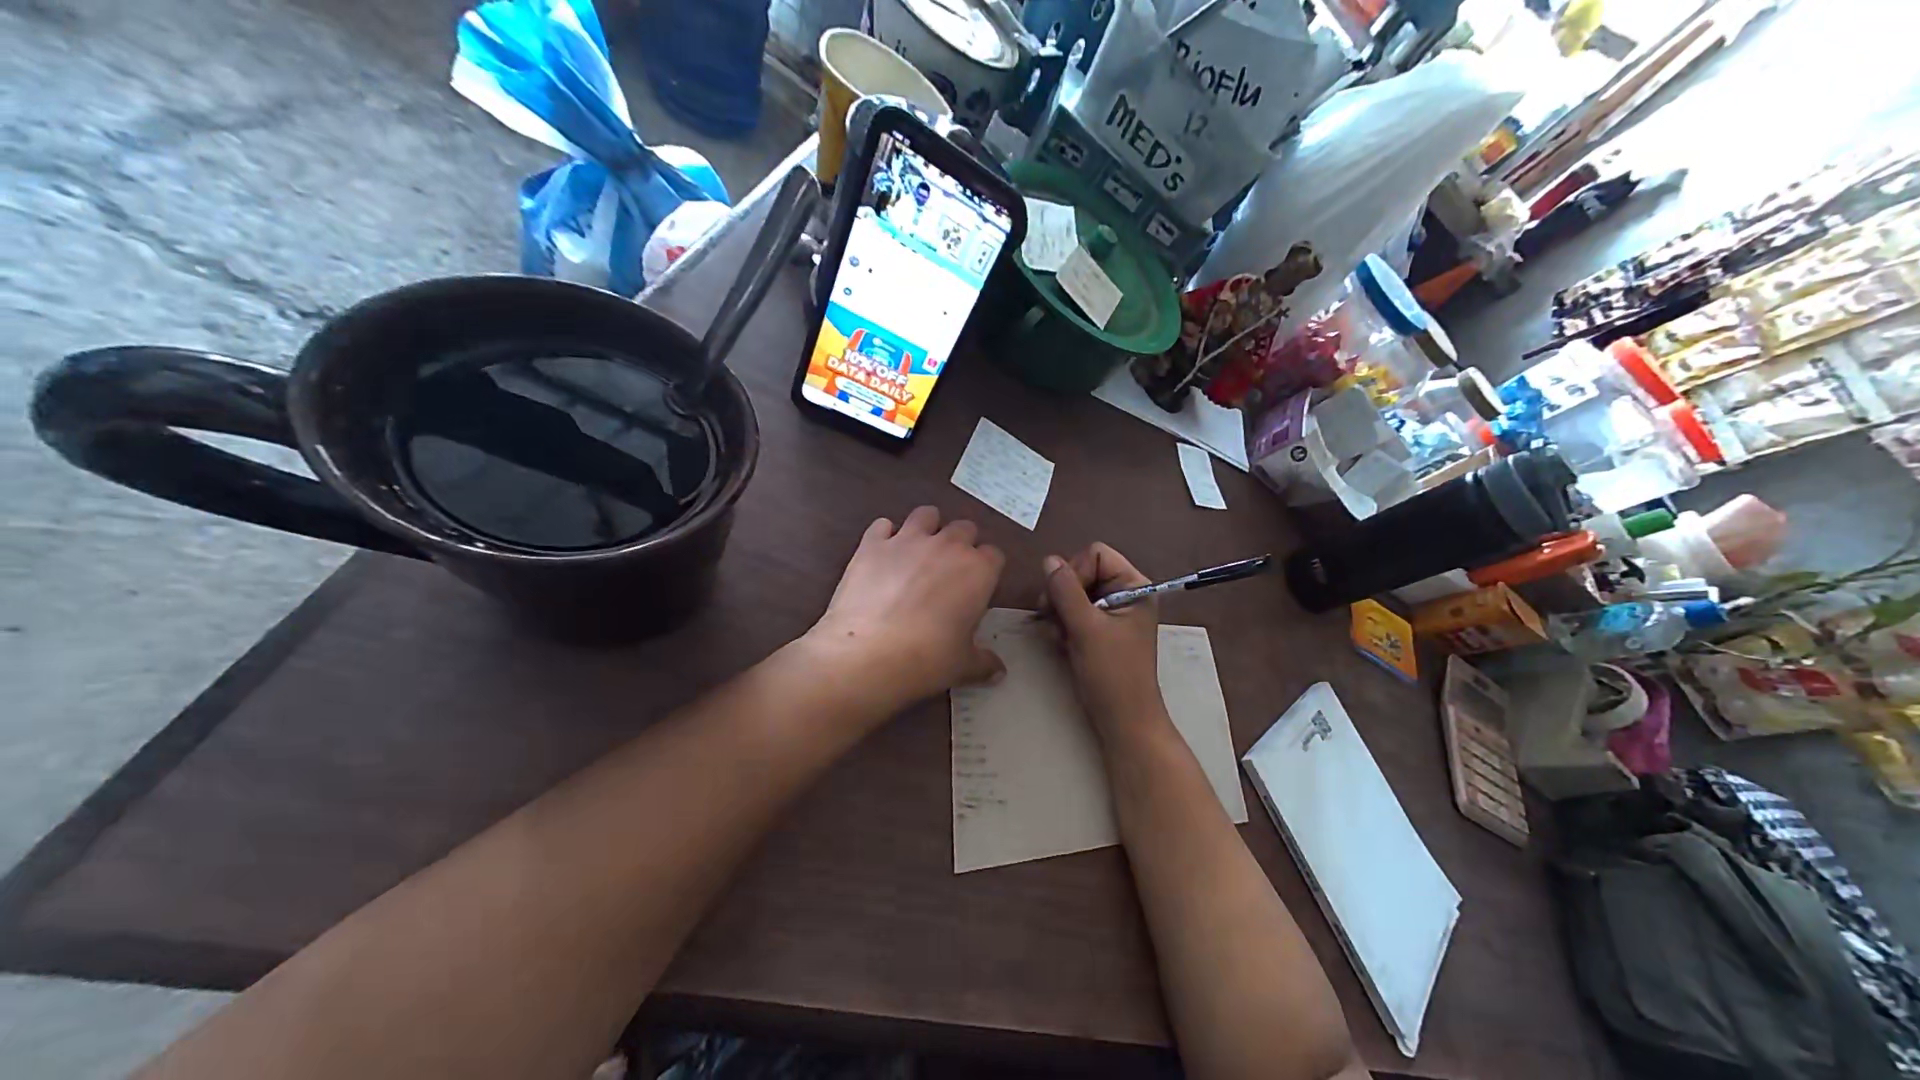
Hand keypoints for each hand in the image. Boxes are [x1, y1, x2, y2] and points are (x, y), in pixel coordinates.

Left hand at [805, 506, 1005, 715]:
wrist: (867, 654)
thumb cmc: (927, 659)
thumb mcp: (963, 666)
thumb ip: (984, 662)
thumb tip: (998, 670)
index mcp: (978, 571)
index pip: (994, 555)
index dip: (986, 569)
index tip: (977, 587)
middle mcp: (947, 545)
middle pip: (964, 528)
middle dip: (961, 543)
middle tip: (949, 570)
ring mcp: (908, 539)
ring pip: (926, 514)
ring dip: (927, 527)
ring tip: (918, 551)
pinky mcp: (872, 543)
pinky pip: (882, 525)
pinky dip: (884, 535)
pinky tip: (882, 555)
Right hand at [1040, 543, 1166, 737]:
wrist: (1123, 721)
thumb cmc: (1112, 674)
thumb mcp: (1086, 628)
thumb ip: (1066, 590)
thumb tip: (1048, 560)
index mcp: (1133, 586)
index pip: (1096, 555)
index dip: (1074, 571)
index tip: (1062, 599)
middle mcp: (1123, 594)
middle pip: (1082, 571)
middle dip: (1062, 593)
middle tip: (1050, 617)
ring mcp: (1111, 613)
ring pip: (1073, 593)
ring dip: (1059, 611)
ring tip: (1057, 635)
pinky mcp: (1098, 631)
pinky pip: (1073, 613)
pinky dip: (1062, 624)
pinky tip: (1060, 643)